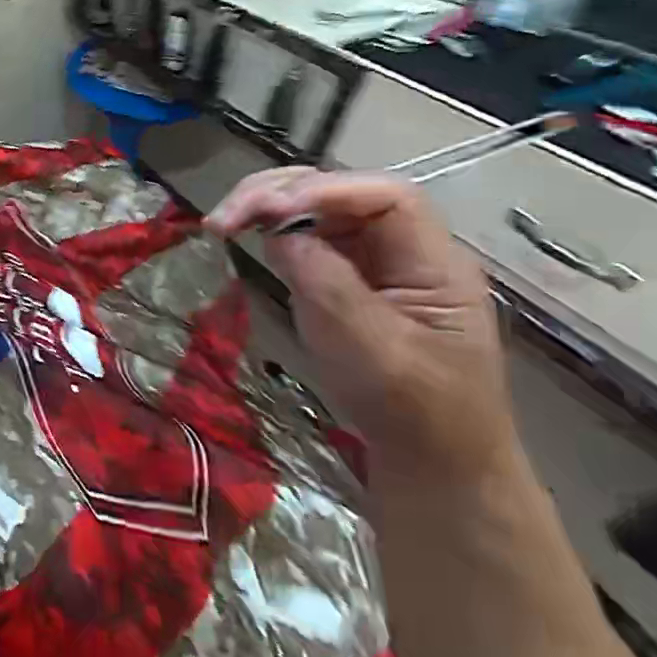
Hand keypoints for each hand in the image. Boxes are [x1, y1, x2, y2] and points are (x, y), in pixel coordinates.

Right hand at [207, 170, 514, 485]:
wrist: (431, 465)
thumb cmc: (411, 413)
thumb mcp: (369, 350)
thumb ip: (326, 282)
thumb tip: (276, 229)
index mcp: (433, 263)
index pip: (384, 196)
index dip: (325, 192)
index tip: (271, 214)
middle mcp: (402, 248)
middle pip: (342, 191)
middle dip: (282, 193)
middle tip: (226, 216)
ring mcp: (372, 259)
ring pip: (317, 207)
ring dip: (267, 205)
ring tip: (223, 222)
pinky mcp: (345, 274)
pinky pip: (306, 235)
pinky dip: (270, 228)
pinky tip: (242, 234)